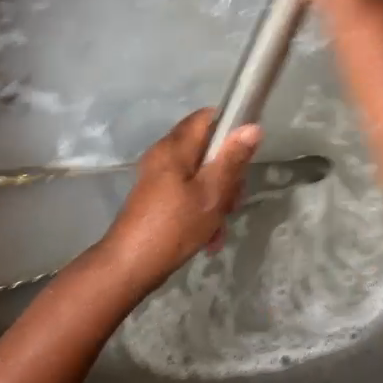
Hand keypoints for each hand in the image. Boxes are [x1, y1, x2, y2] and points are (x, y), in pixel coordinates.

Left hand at [100, 109, 260, 287]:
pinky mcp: (156, 198)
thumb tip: (251, 126)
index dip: (230, 129)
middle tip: (232, 202)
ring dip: (216, 200)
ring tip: (218, 228)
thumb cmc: (174, 225)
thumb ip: (232, 160)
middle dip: (226, 176)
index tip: (245, 155)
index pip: (207, 117)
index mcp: (174, 146)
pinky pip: (187, 194)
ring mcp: (158, 177)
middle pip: (207, 150)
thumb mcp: (212, 193)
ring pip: (200, 176)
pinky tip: (207, 238)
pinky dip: (200, 211)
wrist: (131, 264)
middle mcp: (163, 155)